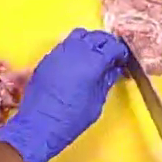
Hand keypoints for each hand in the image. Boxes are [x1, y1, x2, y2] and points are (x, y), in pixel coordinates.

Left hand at [0, 29, 127, 161]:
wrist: (39, 125)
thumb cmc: (71, 119)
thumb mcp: (96, 102)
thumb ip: (106, 81)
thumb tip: (113, 70)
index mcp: (92, 62)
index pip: (112, 46)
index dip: (120, 52)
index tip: (122, 60)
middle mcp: (75, 51)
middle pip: (96, 36)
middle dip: (107, 43)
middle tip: (111, 56)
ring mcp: (59, 52)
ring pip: (79, 35)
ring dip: (89, 41)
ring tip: (94, 56)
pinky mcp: (47, 58)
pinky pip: (65, 44)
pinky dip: (75, 47)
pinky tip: (77, 62)